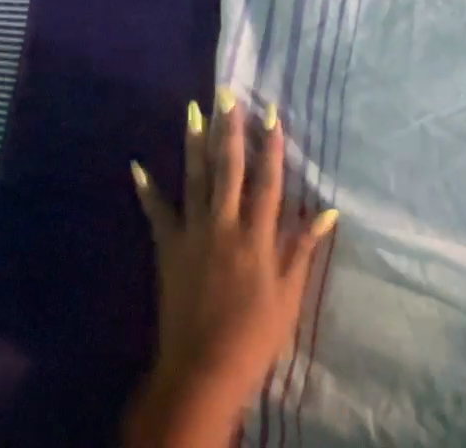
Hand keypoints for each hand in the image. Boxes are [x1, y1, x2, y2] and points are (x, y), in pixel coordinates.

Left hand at [122, 91, 338, 447]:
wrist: (201, 369)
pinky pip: (156, 213)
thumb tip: (327, 211)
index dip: (271, 145)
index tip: (271, 113)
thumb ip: (304, 248)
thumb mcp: (289, 294)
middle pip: (229, 169)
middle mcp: (224, 225)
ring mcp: (192, 234)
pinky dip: (147, 189)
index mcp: (257, 236)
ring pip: (195, 179)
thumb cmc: (254, 335)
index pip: (268, 180)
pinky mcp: (168, 249)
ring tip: (194, 110)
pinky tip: (138, 165)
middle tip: (227, 94)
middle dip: (230, 129)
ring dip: (195, 143)